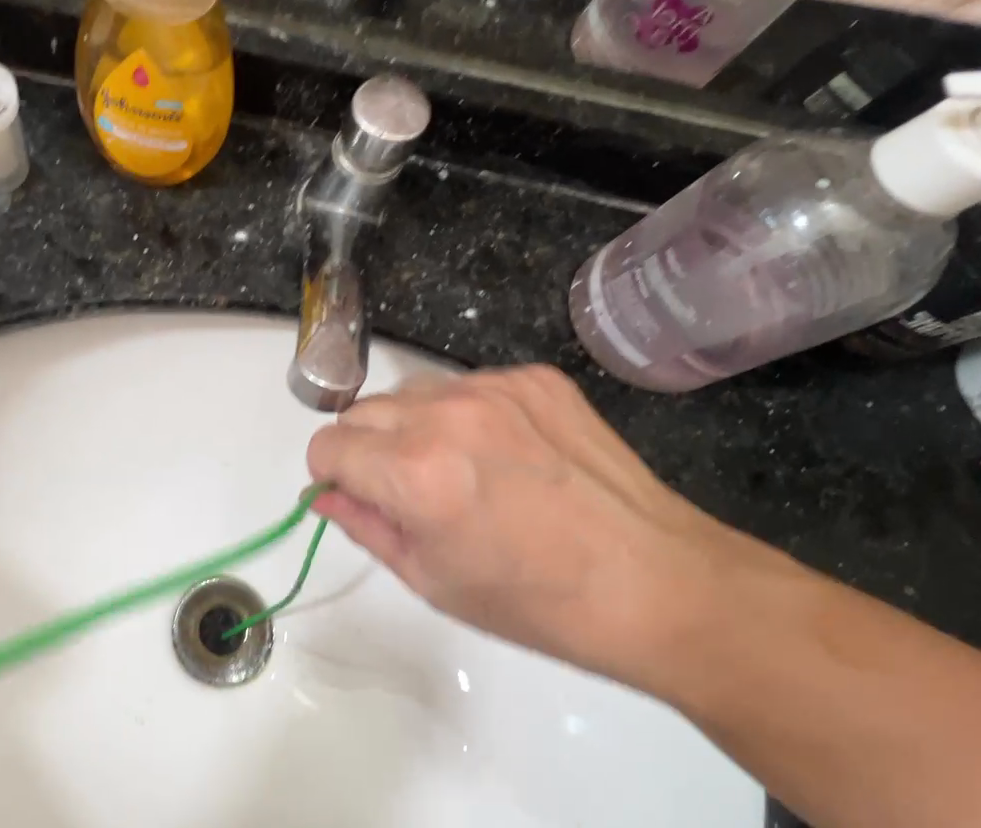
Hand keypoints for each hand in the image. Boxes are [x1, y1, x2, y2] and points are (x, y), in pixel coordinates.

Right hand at [307, 365, 748, 685]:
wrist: (656, 583)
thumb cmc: (536, 602)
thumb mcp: (432, 579)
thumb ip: (365, 526)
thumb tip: (324, 496)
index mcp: (415, 472)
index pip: (327, 445)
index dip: (332, 476)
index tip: (358, 498)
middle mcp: (446, 414)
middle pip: (362, 411)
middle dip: (367, 450)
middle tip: (410, 492)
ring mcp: (494, 387)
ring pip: (412, 393)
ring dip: (413, 427)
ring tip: (462, 470)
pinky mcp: (534, 377)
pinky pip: (467, 385)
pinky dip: (466, 415)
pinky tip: (506, 455)